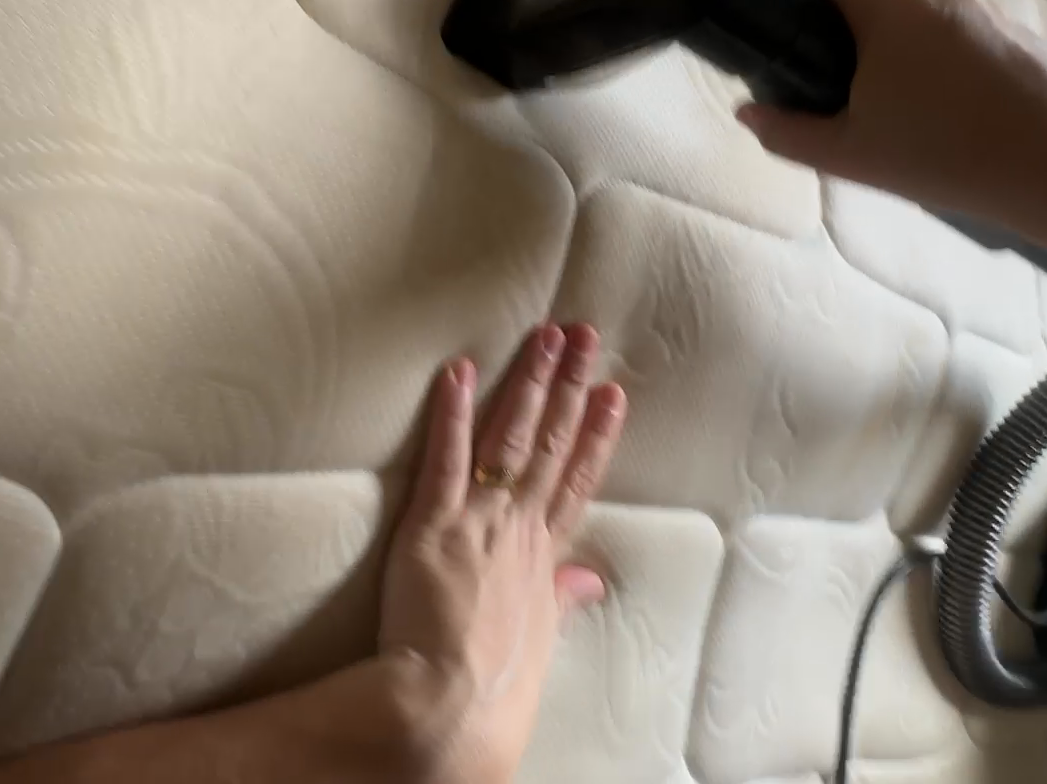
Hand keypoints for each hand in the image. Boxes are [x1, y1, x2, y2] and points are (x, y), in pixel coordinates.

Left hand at [379, 323, 627, 783]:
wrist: (451, 710)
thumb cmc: (495, 679)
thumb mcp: (542, 633)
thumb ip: (564, 594)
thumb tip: (592, 578)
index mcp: (544, 550)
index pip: (578, 477)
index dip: (596, 432)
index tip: (612, 392)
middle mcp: (519, 524)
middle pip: (551, 442)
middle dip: (570, 384)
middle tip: (584, 335)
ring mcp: (480, 519)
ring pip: (511, 438)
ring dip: (530, 382)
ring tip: (545, 336)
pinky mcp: (434, 522)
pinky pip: (447, 458)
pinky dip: (454, 413)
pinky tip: (460, 371)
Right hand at [736, 0, 1046, 222]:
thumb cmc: (942, 153)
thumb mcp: (846, 154)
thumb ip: (786, 132)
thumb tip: (747, 113)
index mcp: (887, 9)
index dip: (802, 3)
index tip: (799, 48)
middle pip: (871, 4)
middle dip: (851, 44)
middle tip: (850, 103)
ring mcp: (983, 8)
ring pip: (916, 23)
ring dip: (899, 58)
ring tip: (905, 119)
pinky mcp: (1017, 31)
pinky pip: (957, 38)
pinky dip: (942, 66)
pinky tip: (951, 119)